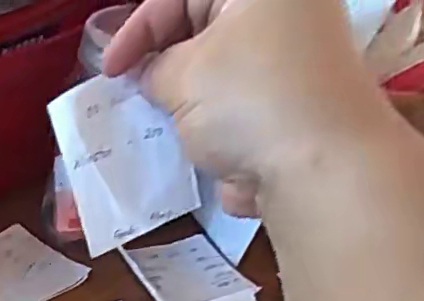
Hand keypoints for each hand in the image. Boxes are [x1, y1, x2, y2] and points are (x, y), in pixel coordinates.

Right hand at [104, 0, 397, 214]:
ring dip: (182, 91)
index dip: (137, 29)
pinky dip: (206, 116)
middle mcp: (279, 8)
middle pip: (202, 24)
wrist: (314, 162)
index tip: (109, 70)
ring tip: (152, 118)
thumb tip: (150, 75)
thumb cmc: (247, 99)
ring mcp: (286, 57)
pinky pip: (233, 101)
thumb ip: (154, 70)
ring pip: (217, 66)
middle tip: (130, 91)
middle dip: (161, 57)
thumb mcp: (183, 76)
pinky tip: (183, 138)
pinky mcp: (285, 103)